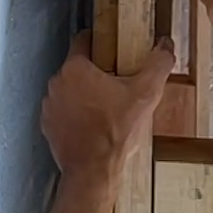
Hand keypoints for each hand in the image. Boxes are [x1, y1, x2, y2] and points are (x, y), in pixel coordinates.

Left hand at [41, 31, 174, 194]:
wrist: (93, 172)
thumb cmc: (116, 131)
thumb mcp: (146, 95)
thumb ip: (158, 65)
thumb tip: (166, 44)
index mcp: (76, 67)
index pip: (83, 40)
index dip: (98, 41)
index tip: (111, 48)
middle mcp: (57, 81)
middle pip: (77, 67)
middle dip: (93, 72)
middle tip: (115, 83)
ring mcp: (49, 105)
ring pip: (68, 89)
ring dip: (82, 94)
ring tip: (105, 107)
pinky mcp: (47, 125)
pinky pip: (61, 111)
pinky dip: (73, 114)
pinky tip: (91, 125)